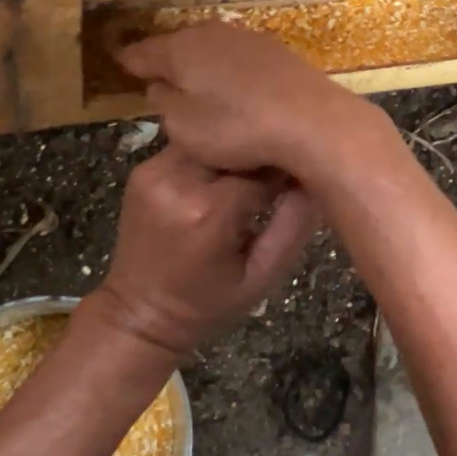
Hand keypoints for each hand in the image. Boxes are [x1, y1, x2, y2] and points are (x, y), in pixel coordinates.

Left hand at [90, 145, 319, 355]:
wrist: (139, 315)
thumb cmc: (208, 303)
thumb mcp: (264, 275)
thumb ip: (294, 224)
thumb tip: (317, 175)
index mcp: (209, 212)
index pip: (263, 167)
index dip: (286, 168)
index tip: (302, 174)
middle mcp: (177, 181)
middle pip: (236, 146)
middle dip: (260, 155)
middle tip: (279, 170)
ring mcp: (154, 171)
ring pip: (213, 140)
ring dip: (235, 151)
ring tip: (251, 171)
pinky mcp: (143, 169)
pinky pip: (190, 148)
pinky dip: (211, 156)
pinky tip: (220, 176)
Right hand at [117, 22, 401, 184]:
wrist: (310, 120)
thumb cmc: (237, 127)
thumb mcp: (184, 127)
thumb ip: (166, 103)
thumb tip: (160, 87)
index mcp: (182, 49)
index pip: (145, 52)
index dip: (131, 61)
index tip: (121, 64)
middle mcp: (214, 33)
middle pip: (181, 45)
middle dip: (168, 60)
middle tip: (156, 76)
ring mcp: (249, 39)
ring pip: (213, 48)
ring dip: (202, 64)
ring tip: (195, 83)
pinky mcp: (278, 53)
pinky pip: (240, 58)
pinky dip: (229, 70)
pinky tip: (233, 87)